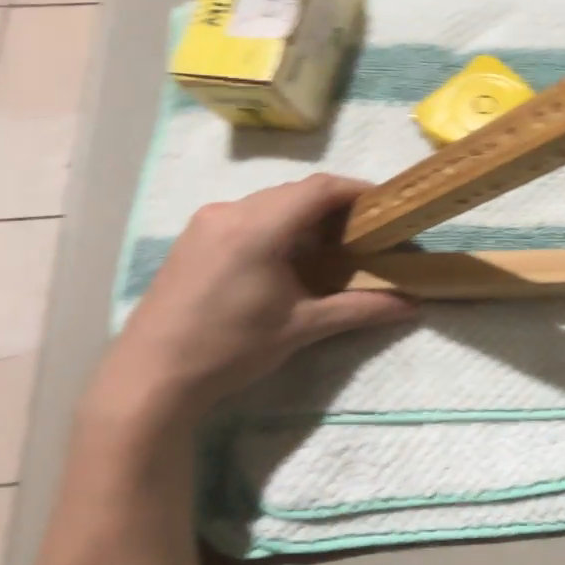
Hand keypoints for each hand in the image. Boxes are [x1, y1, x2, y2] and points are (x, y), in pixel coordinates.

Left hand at [93, 174, 413, 415]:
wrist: (151, 375)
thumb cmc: (231, 348)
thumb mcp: (303, 327)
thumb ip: (360, 309)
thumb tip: (413, 307)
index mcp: (258, 228)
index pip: (319, 190)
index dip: (358, 190)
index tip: (388, 205)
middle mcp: (230, 212)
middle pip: (296, 192)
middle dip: (336, 207)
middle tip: (368, 231)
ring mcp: (206, 222)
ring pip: (271, 202)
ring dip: (306, 216)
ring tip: (333, 246)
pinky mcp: (194, 238)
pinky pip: (248, 215)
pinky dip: (279, 225)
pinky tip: (291, 257)